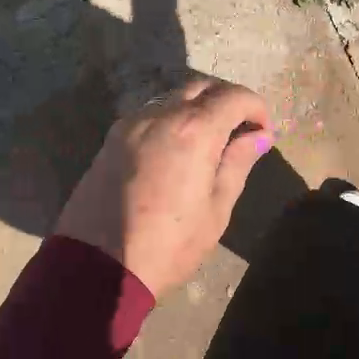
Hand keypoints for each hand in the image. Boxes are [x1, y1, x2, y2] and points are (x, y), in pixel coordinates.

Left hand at [54, 77, 273, 296]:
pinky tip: (173, 150)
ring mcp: (132, 124)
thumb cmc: (167, 246)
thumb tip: (259, 136)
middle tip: (238, 130)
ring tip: (206, 141)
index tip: (263, 130)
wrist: (95, 271)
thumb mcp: (215, 210)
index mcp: (194, 130)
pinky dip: (170, 120)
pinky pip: (149, 115)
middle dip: (226, 101)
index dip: (255, 107)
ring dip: (196, 108)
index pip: (234, 96)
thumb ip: (238, 163)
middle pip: (202, 87)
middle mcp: (163, 115)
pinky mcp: (111, 139)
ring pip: (173, 98)